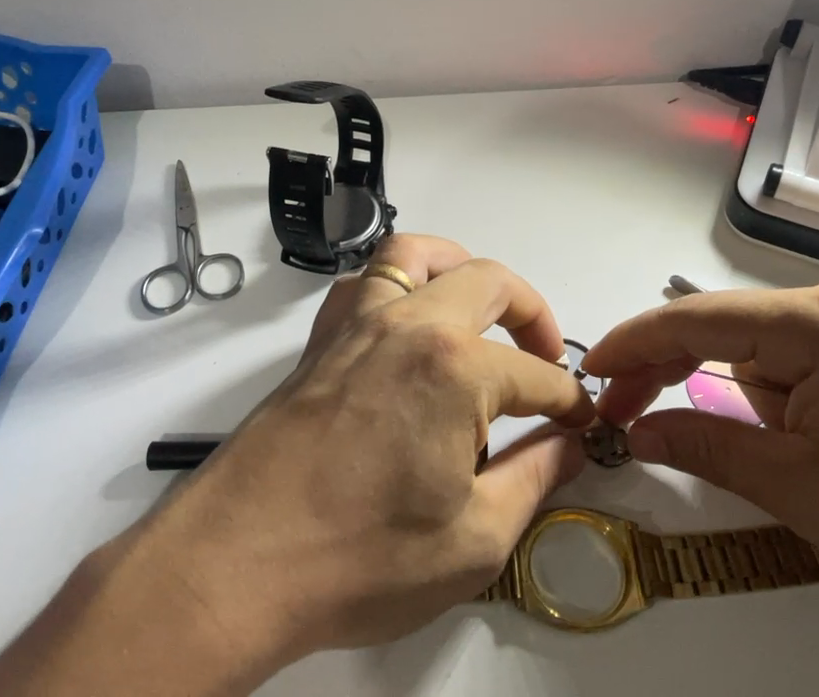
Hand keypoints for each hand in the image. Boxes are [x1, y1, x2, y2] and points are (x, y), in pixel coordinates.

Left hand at [125, 236, 593, 662]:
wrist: (236, 562)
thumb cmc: (359, 560)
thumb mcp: (475, 539)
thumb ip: (535, 479)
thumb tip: (571, 445)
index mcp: (456, 368)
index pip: (538, 375)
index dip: (570, 404)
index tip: (582, 426)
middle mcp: (408, 325)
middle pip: (489, 282)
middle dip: (533, 314)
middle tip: (546, 363)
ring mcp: (357, 323)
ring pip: (418, 255)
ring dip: (462, 269)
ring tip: (482, 311)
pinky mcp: (319, 340)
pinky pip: (365, 280)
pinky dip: (399, 281)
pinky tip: (409, 322)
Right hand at [583, 276, 818, 615]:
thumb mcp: (808, 490)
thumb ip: (709, 451)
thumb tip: (638, 431)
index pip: (696, 319)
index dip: (633, 346)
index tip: (588, 375)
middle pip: (730, 329)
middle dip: (678, 374)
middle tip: (630, 420)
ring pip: (772, 354)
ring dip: (744, 400)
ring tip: (763, 461)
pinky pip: (812, 365)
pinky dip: (784, 400)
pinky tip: (805, 447)